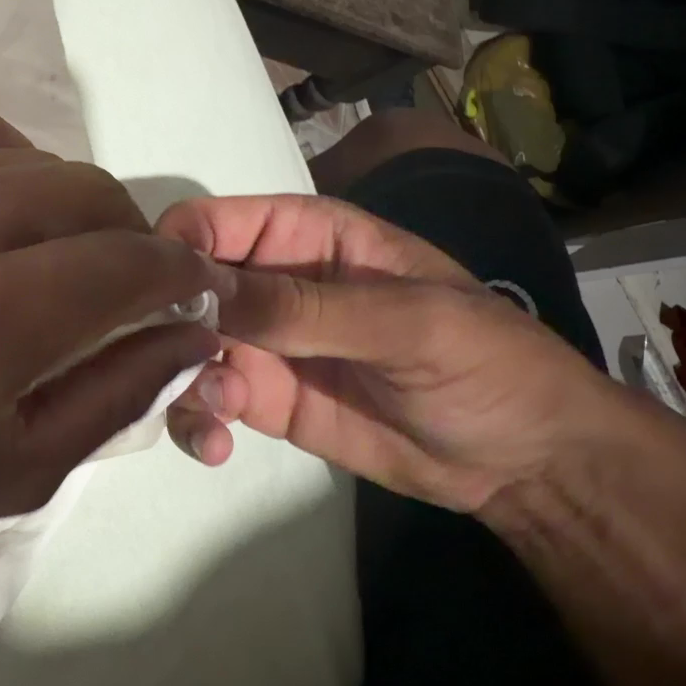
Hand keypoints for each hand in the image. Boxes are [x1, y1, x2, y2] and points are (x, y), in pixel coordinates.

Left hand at [0, 106, 220, 572]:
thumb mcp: (20, 469)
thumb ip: (119, 395)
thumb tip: (188, 336)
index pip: (128, 263)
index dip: (179, 277)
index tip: (191, 294)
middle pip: (92, 193)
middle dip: (134, 239)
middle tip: (130, 288)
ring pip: (39, 158)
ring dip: (76, 205)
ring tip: (65, 256)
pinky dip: (14, 166)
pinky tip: (2, 217)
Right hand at [158, 195, 627, 512]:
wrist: (525, 462)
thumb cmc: (486, 364)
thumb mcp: (407, 323)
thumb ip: (305, 307)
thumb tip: (200, 292)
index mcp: (303, 234)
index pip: (211, 223)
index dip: (175, 253)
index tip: (160, 302)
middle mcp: (267, 282)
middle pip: (180, 287)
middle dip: (162, 326)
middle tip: (170, 368)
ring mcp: (259, 344)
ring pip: (178, 347)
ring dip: (176, 378)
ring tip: (218, 414)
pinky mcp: (259, 400)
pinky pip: (201, 401)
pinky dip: (192, 420)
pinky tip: (217, 447)